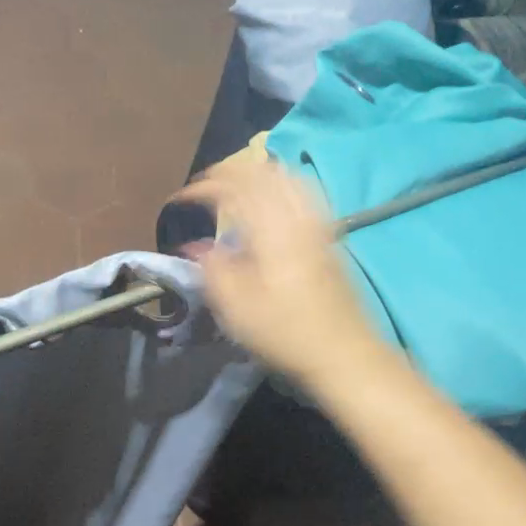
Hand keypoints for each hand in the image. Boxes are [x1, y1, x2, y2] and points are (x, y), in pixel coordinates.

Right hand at [174, 159, 394, 388]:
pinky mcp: (330, 237)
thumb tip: (193, 246)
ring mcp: (318, 225)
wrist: (344, 352)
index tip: (181, 200)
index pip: (234, 190)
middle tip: (205, 184)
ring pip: (288, 179)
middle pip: (264, 174)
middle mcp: (296, 218)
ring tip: (237, 186)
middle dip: (230, 173)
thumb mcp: (236, 308)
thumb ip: (211, 269)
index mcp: (270, 231)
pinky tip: (273, 201)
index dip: (203, 188)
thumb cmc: (284, 332)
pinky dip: (282, 186)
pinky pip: (304, 194)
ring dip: (258, 175)